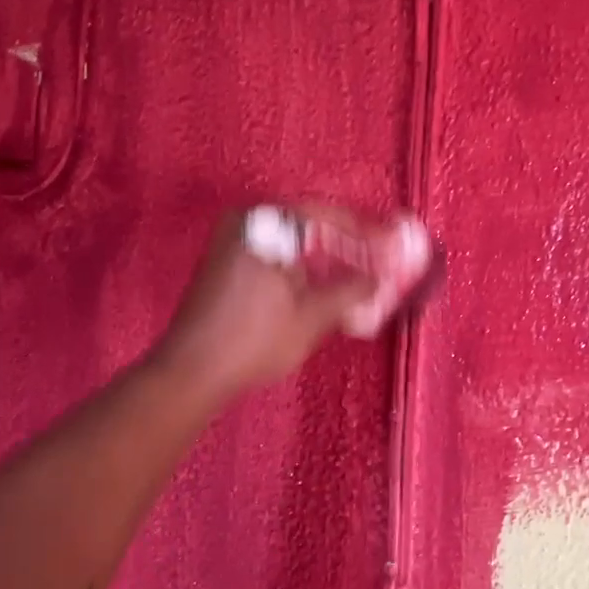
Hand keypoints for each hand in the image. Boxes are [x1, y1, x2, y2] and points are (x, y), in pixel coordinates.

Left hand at [149, 208, 375, 397]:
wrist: (191, 372)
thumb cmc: (252, 341)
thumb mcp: (312, 316)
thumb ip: (353, 289)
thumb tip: (381, 277)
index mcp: (266, 223)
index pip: (330, 216)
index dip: (369, 234)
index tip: (397, 248)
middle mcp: (247, 221)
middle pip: (313, 225)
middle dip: (352, 246)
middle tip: (385, 262)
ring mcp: (234, 241)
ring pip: (297, 242)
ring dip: (331, 260)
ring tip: (365, 279)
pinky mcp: (229, 264)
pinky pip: (279, 255)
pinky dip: (307, 269)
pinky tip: (331, 289)